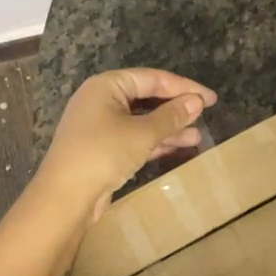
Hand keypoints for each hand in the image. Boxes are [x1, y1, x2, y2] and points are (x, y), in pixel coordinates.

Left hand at [38, 68, 217, 219]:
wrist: (65, 197)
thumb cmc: (103, 154)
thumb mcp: (142, 134)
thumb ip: (171, 116)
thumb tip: (196, 101)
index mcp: (106, 86)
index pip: (152, 78)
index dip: (183, 86)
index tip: (210, 98)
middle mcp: (101, 101)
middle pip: (146, 97)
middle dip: (175, 108)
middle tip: (204, 114)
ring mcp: (100, 126)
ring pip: (142, 121)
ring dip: (169, 127)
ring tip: (197, 135)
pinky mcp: (103, 149)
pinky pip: (134, 138)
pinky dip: (155, 142)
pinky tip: (179, 147)